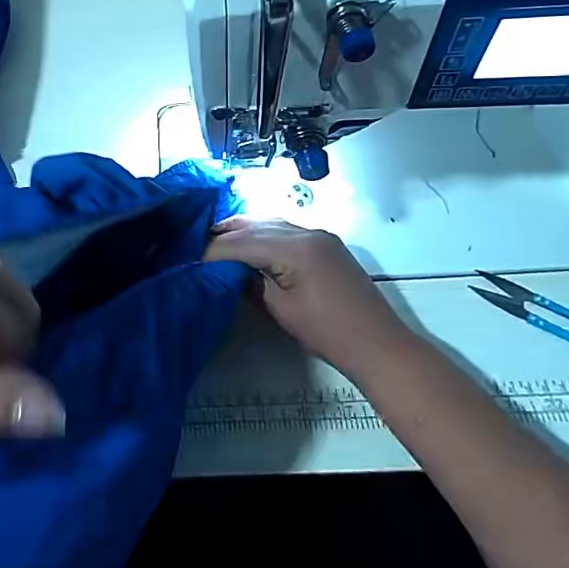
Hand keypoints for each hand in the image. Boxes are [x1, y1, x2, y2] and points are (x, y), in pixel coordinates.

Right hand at [204, 217, 412, 378]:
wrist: (378, 344)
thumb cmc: (326, 332)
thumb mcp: (279, 309)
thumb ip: (250, 283)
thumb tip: (227, 271)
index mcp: (294, 248)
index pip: (241, 242)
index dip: (213, 251)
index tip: (190, 260)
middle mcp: (306, 232)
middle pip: (255, 225)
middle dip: (225, 234)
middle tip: (196, 245)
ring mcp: (319, 235)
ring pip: (271, 223)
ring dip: (244, 231)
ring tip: (217, 241)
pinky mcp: (326, 243)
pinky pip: (286, 230)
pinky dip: (264, 235)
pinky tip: (250, 245)